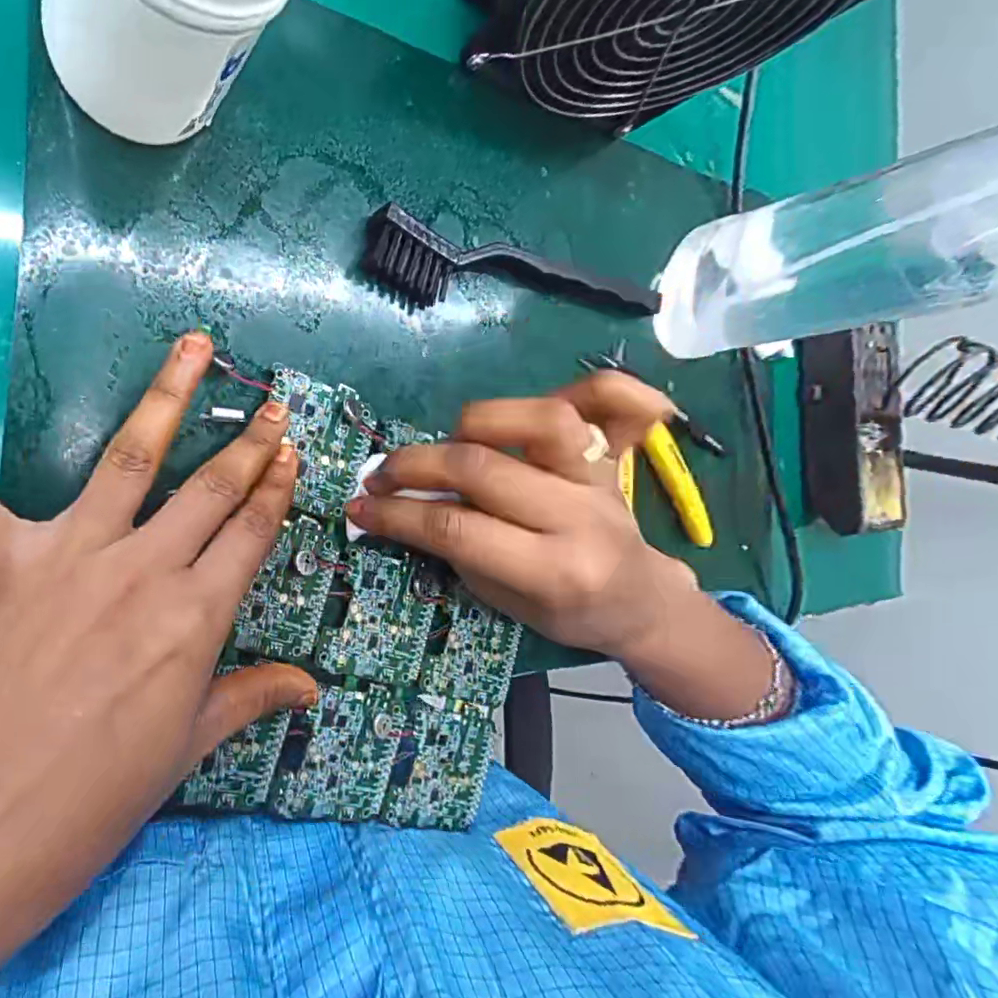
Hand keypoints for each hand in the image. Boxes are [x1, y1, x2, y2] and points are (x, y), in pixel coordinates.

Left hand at [0, 332, 316, 997]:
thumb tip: (310, 685)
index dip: (276, 491)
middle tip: (272, 404)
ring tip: (193, 346)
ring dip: (167, 397)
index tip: (292, 454)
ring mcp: (65, 559)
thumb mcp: (185, 749)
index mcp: (195, 621)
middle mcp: (140, 574)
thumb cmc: (96, 800)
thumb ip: (247, 698)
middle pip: (209, 491)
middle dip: (248, 444)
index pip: (250, 535)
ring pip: (129, 460)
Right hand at [346, 371, 697, 658]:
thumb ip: (454, 547)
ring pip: (539, 419)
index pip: (456, 529)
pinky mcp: (606, 454)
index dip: (396, 514)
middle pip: (481, 468)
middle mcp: (577, 517)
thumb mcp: (498, 597)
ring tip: (447, 443)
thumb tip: (400, 503)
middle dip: (413, 466)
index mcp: (550, 570)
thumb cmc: (562, 612)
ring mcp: (597, 479)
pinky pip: (601, 396)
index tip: (359, 507)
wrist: (639, 601)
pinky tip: (527, 406)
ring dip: (474, 424)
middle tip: (379, 476)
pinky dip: (568, 385)